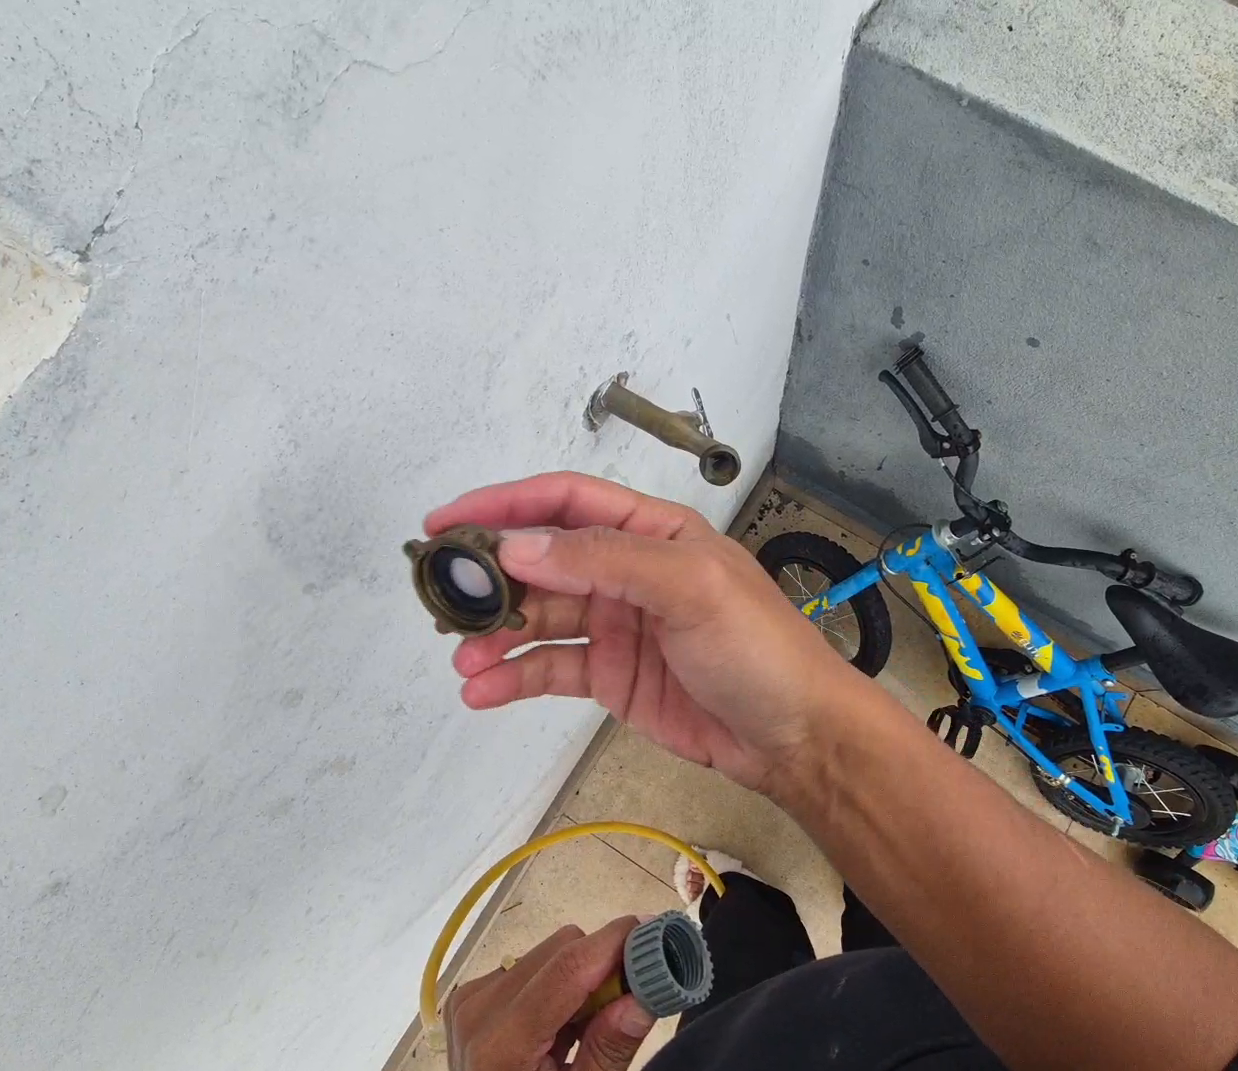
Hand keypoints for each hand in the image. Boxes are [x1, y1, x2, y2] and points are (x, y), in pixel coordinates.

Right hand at [425, 472, 871, 792]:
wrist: (794, 735)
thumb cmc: (758, 646)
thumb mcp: (690, 588)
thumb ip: (605, 561)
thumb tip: (518, 546)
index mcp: (651, 532)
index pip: (566, 501)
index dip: (506, 504)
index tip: (448, 520)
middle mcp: (626, 571)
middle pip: (542, 561)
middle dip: (491, 577)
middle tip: (443, 598)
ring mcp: (614, 625)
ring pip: (538, 618)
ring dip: (495, 635)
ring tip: (463, 658)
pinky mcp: (609, 676)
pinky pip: (550, 668)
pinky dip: (513, 678)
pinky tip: (482, 691)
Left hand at [446, 918, 654, 1070]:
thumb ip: (607, 1052)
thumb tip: (643, 997)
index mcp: (501, 1044)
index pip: (567, 968)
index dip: (614, 942)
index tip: (656, 931)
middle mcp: (480, 1007)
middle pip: (561, 949)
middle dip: (603, 965)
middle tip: (629, 1000)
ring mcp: (472, 997)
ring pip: (549, 950)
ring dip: (581, 974)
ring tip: (585, 1026)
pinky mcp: (472, 993)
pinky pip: (531, 963)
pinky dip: (557, 982)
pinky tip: (560, 1023)